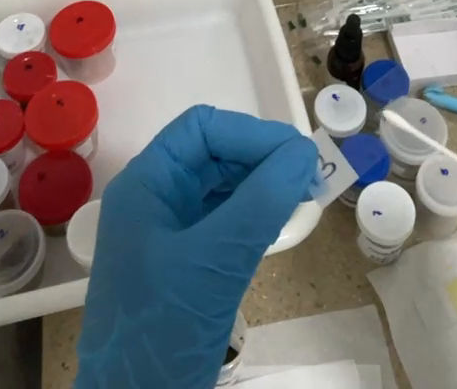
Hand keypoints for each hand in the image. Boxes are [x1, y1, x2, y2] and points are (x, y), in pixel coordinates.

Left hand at [75, 105, 316, 388]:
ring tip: (303, 197)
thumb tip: (303, 154)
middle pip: (213, 154)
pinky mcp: (186, 263)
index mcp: (147, 184)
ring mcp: (170, 232)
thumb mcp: (215, 260)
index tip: (295, 155)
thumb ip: (260, 202)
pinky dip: (255, 215)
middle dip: (260, 159)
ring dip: (262, 186)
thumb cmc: (163, 326)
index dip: (249, 134)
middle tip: (309, 177)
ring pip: (222, 187)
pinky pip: (225, 221)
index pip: (202, 130)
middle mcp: (156, 198)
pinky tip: (281, 222)